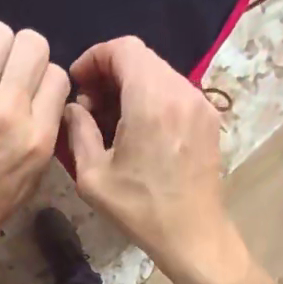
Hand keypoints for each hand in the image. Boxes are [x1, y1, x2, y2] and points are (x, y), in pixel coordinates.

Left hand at [0, 21, 68, 282]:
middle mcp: (8, 110)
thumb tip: (45, 102)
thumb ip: (43, 138)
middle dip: (22, 55)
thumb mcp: (29, 183)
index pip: (57, 76)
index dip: (43, 81)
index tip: (28, 93)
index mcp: (36, 137)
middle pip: (32, 43)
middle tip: (4, 75)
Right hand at [63, 37, 257, 283]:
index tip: (77, 83)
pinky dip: (150, 98)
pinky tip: (136, 130)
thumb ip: (77, 131)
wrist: (193, 235)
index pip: (123, 48)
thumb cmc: (139, 208)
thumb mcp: (92, 175)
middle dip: (109, 74)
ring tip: (109, 121)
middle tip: (88, 106)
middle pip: (141, 58)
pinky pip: (173, 92)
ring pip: (157, 74)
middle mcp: (181, 91)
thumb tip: (73, 108)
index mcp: (151, 100)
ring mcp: (200, 103)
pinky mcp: (208, 118)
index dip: (94, 58)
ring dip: (129, 86)